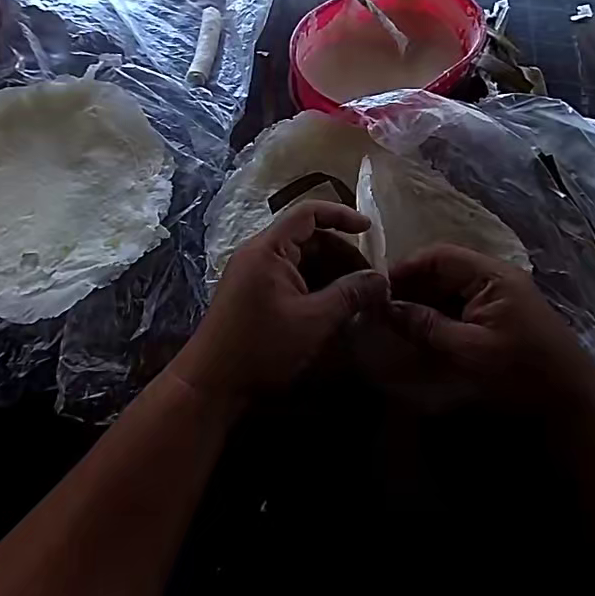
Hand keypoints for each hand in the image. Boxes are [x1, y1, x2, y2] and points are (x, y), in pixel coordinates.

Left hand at [171, 201, 389, 401]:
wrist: (212, 382)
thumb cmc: (261, 346)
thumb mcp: (313, 320)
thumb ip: (350, 295)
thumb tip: (382, 280)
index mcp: (268, 248)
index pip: (308, 213)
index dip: (341, 216)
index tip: (370, 229)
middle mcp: (258, 254)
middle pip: (307, 238)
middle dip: (342, 254)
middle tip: (371, 279)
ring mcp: (254, 274)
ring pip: (301, 261)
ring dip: (331, 273)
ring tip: (359, 296)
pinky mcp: (253, 294)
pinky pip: (290, 278)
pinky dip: (314, 286)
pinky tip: (336, 307)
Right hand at [386, 244, 594, 421]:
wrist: (575, 405)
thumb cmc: (523, 373)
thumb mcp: (469, 350)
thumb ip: (426, 326)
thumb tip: (384, 307)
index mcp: (491, 276)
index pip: (437, 256)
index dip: (404, 268)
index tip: (376, 289)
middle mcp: (494, 278)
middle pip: (440, 269)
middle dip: (409, 286)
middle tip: (380, 308)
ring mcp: (497, 296)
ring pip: (446, 287)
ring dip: (421, 301)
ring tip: (393, 320)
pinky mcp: (497, 315)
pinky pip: (457, 304)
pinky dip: (436, 314)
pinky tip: (419, 330)